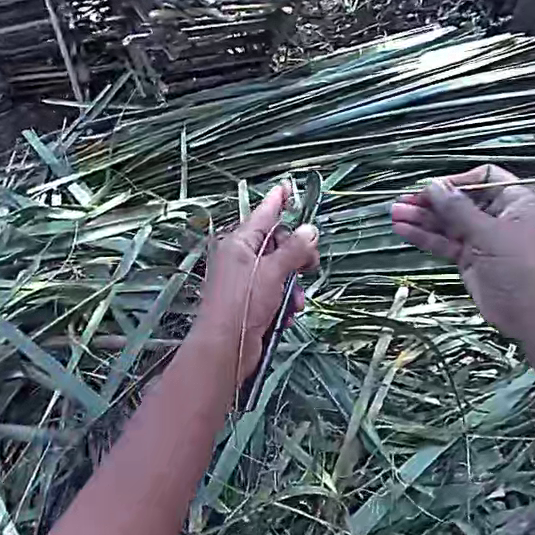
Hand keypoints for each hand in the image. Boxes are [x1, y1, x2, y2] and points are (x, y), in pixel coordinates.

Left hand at [195, 183, 319, 378]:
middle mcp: (240, 258)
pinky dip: (284, 302)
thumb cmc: (243, 303)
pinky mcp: (251, 302)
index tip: (288, 186)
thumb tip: (310, 230)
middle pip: (277, 244)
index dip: (278, 200)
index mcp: (239, 243)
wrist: (225, 349)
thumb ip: (294, 250)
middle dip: (296, 256)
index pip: (264, 214)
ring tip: (294, 302)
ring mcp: (245, 281)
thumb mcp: (273, 272)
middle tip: (309, 265)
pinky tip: (285, 315)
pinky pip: (276, 293)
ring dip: (292, 285)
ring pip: (281, 271)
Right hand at [390, 165, 534, 340]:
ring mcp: (485, 239)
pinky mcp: (471, 260)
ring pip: (449, 223)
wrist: (534, 315)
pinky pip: (446, 243)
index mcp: (517, 201)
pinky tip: (403, 231)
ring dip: (423, 219)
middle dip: (431, 202)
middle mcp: (501, 217)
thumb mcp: (489, 233)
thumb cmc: (522, 266)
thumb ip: (457, 209)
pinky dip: (425, 237)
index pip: (484, 178)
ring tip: (395, 214)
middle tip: (402, 202)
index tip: (431, 188)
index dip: (456, 181)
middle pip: (461, 201)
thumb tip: (433, 186)